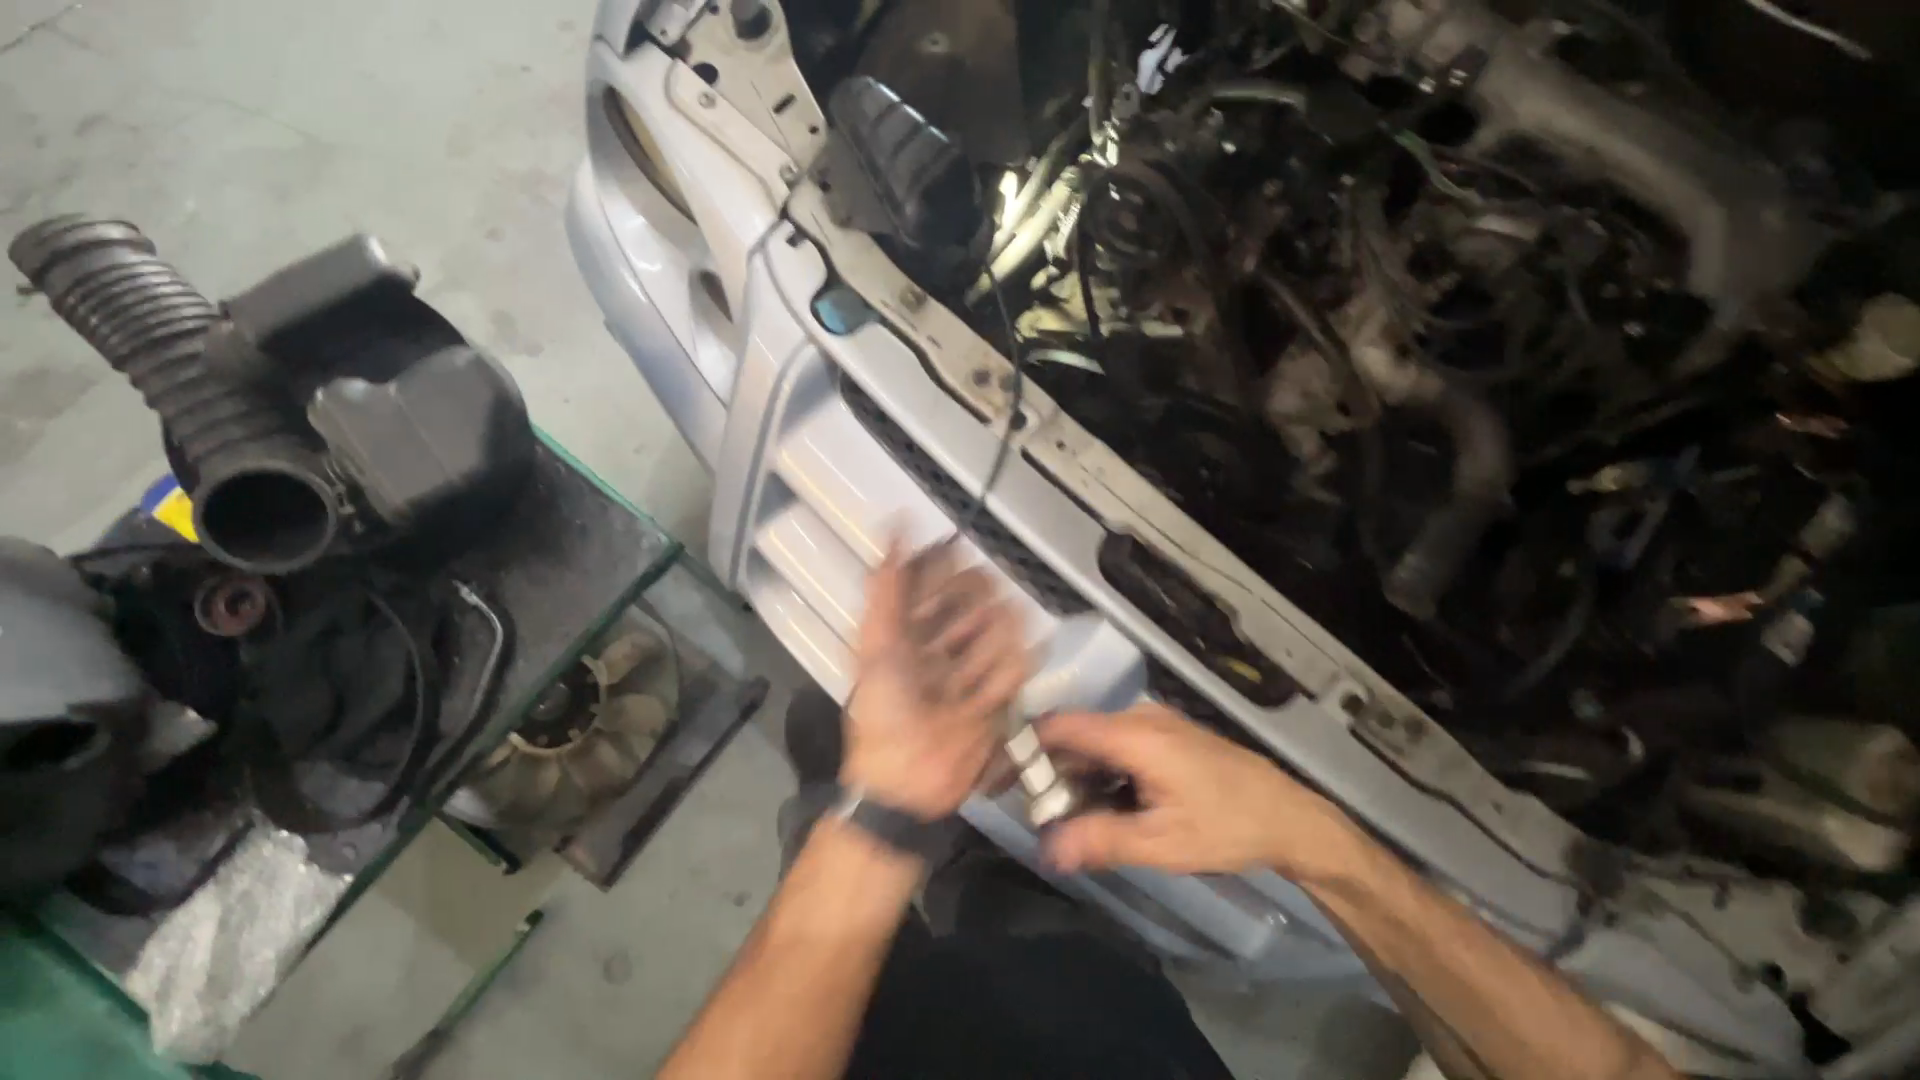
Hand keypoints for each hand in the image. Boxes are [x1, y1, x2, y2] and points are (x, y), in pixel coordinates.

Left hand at [842, 537, 1029, 818]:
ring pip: (995, 631)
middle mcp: (937, 646)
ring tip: (979, 656)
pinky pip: (1014, 669)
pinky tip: (1005, 671)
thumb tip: (894, 525)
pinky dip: (1012, 668)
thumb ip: (887, 585)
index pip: (928, 583)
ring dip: (991, 637)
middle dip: (974, 599)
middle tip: (974, 607)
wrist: (908, 782)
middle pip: (969, 602)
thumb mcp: (877, 642)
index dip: (940, 565)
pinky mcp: (994, 698)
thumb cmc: (884, 710)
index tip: (953, 549)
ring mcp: (967, 672)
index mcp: (903, 632)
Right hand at [1036, 704, 1363, 881]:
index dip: (1025, 749)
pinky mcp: (1166, 736)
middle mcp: (1140, 719)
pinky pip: (1117, 747)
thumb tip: (1046, 851)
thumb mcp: (1161, 843)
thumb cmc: (1226, 827)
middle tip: (1039, 814)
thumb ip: (1100, 841)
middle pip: (1075, 735)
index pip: (1060, 726)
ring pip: (1095, 743)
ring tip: (1069, 817)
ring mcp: (1155, 725)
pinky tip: (1106, 806)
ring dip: (1077, 777)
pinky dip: (1101, 773)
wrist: (1290, 817)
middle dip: (1051, 772)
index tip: (1002, 779)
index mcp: (1134, 736)